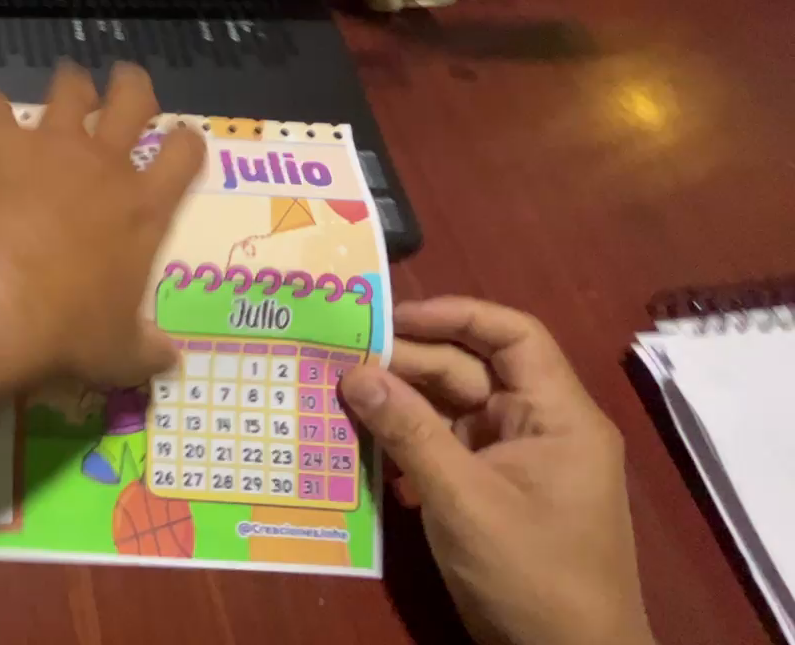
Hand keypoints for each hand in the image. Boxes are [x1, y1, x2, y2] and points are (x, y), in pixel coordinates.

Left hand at [0, 62, 205, 389]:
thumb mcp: (115, 352)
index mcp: (143, 208)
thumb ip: (144, 347)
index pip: (185, 156)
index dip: (186, 142)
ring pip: (69, 89)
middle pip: (133, 99)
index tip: (181, 138)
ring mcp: (47, 145)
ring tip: (63, 85)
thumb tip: (169, 359)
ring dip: (69, 85)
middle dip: (131, 86)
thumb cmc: (61, 331)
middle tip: (124, 83)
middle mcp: (101, 164)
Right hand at [339, 297, 652, 644]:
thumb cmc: (531, 573)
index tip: (387, 317)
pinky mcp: (477, 479)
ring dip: (390, 393)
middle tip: (335, 356)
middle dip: (400, 359)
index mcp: (555, 418)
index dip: (453, 314)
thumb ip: (407, 430)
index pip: (512, 335)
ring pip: (439, 399)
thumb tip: (351, 373)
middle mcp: (531, 424)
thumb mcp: (464, 499)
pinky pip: (430, 433)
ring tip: (332, 386)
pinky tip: (351, 427)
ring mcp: (503, 452)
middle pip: (462, 365)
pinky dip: (393, 427)